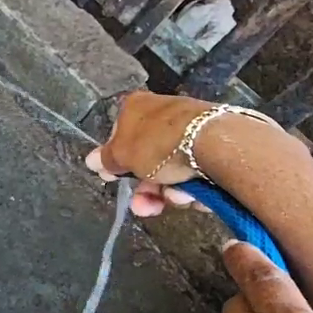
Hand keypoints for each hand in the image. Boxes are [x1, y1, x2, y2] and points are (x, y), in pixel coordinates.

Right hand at [84, 90, 215, 215]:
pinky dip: (195, 187)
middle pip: (148, 157)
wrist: (217, 144)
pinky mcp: (220, 144)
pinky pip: (199, 170)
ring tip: (176, 200)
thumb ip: (106, 160)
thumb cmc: (158, 144)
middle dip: (145, 187)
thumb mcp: (121, 155)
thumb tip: (92, 160)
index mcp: (136, 107)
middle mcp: (164, 113)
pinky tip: (197, 196)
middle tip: (142, 206)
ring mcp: (194, 128)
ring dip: (170, 192)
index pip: (119, 134)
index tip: (114, 178)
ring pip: (174, 168)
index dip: (117, 160)